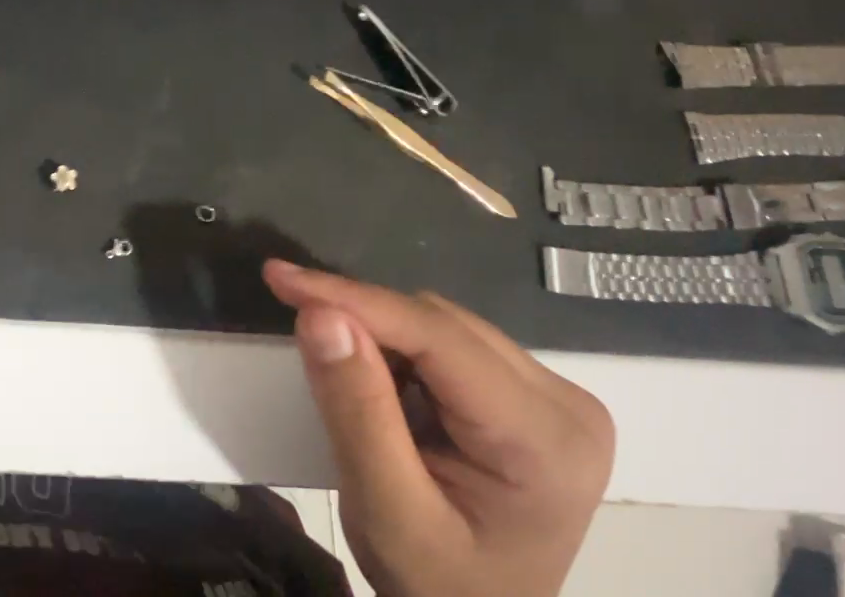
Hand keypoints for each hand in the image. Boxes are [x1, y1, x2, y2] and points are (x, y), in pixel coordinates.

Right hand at [262, 260, 613, 596]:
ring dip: (377, 333)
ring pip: (441, 326)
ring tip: (338, 371)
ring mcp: (555, 400)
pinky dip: (396, 351)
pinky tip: (376, 384)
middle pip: (441, 324)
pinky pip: (447, 344)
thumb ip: (355, 410)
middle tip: (294, 324)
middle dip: (361, 317)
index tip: (279, 278)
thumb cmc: (433, 583)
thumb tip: (319, 315)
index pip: (438, 339)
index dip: (354, 299)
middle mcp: (566, 405)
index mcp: (544, 439)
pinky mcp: (532, 399)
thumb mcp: (384, 508)